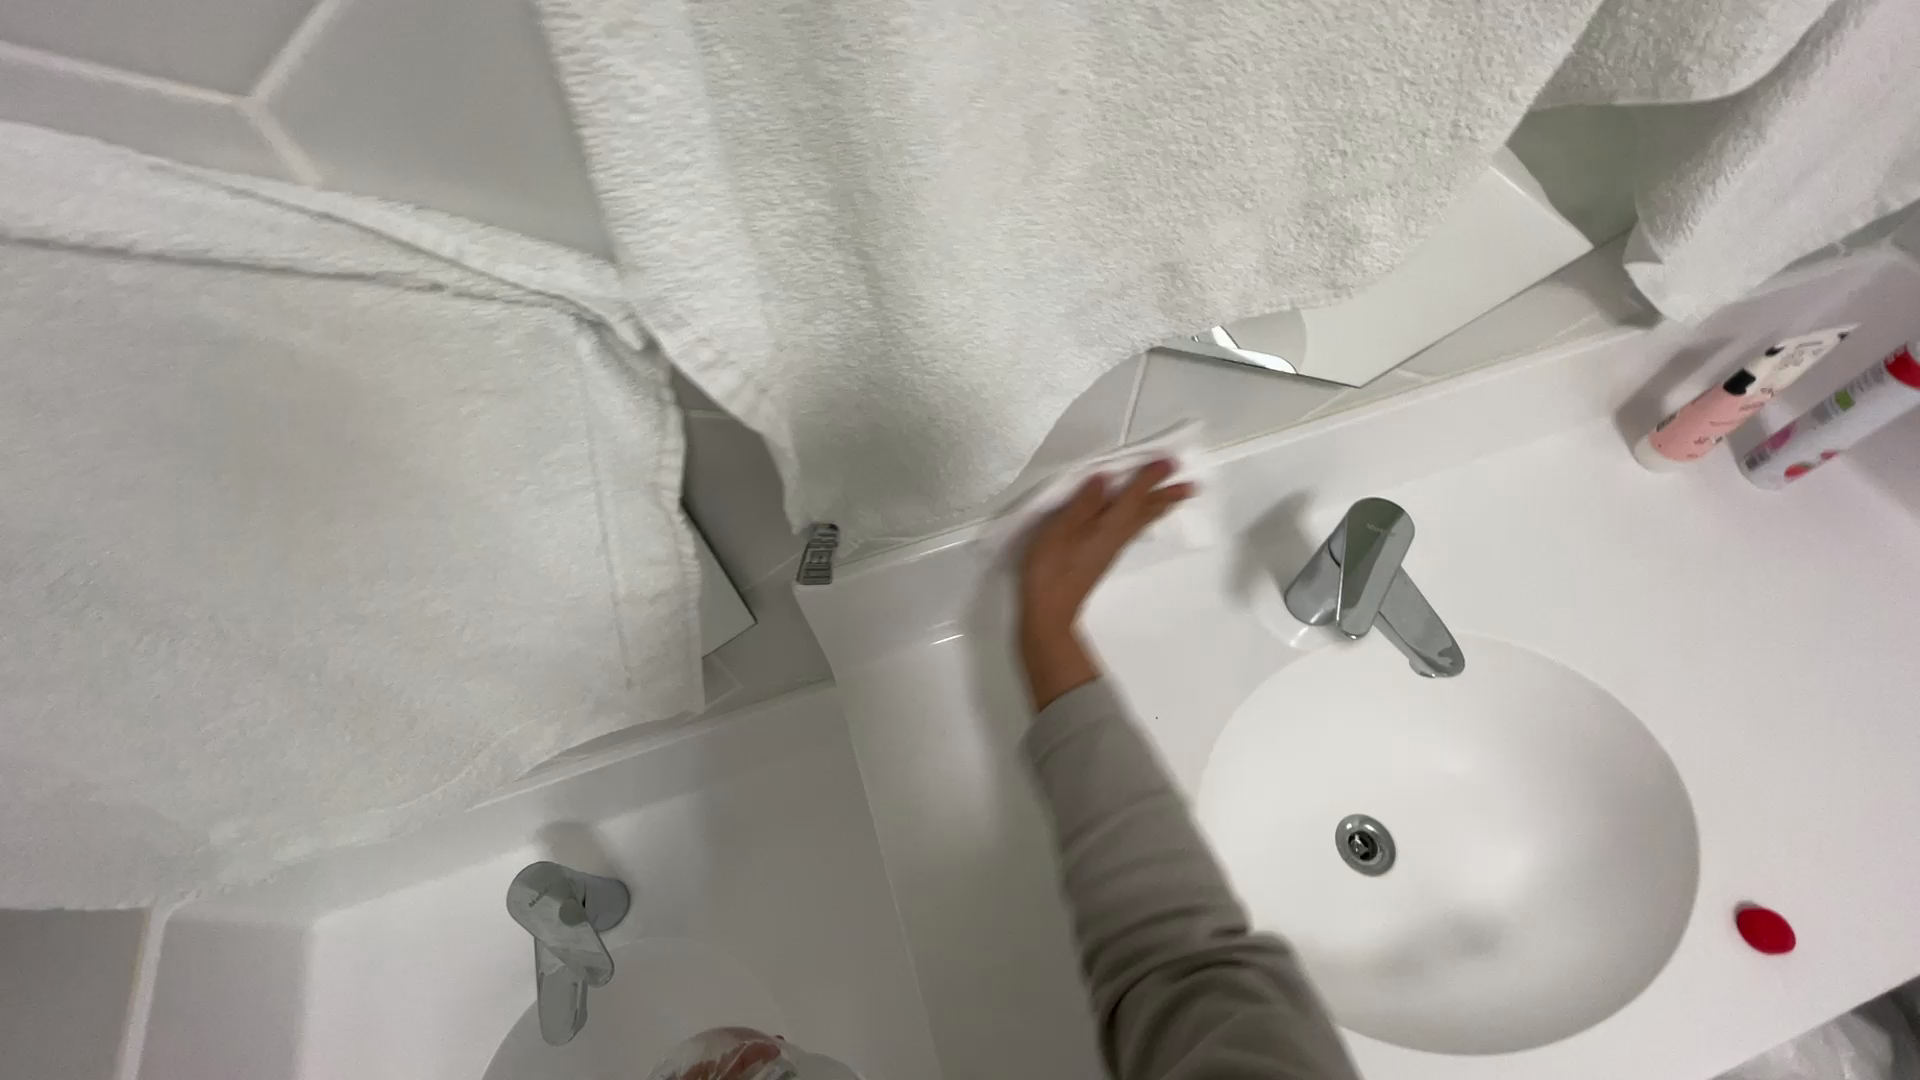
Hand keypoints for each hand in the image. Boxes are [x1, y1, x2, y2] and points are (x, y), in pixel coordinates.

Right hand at [1017, 460, 1194, 708]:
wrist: (1050, 610)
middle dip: (1166, 496)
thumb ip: (1083, 503)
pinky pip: (1132, 530)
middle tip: (1191, 484)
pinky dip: (1143, 518)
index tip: (1170, 461)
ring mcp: (1111, 549)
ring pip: (1141, 522)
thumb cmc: (1050, 567)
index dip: (1149, 477)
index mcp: (1107, 525)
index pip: (1133, 495)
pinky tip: (1140, 520)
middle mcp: (1115, 535)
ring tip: (1175, 498)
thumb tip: (1105, 479)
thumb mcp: (1060, 529)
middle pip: (1146, 511)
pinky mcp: (1103, 558)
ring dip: (1159, 507)